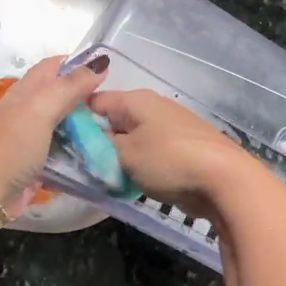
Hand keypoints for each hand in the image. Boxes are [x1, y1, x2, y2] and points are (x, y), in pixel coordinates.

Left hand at [0, 55, 108, 215]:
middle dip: (86, 98)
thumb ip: (69, 87)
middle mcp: (28, 112)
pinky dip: (78, 153)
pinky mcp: (36, 164)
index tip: (106, 72)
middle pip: (61, 97)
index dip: (78, 64)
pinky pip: (61, 153)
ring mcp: (31, 139)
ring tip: (112, 131)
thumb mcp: (40, 110)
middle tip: (114, 108)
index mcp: (25, 92)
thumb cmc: (12, 148)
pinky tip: (97, 156)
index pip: (54, 67)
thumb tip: (100, 63)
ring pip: (64, 126)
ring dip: (85, 127)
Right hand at [89, 89, 261, 220]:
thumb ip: (100, 147)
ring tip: (104, 179)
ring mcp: (170, 128)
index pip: (94, 101)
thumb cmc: (169, 161)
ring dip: (118, 159)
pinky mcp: (182, 151)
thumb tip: (87, 143)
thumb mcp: (124, 155)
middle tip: (80, 167)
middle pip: (113, 121)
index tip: (62, 142)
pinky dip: (138, 168)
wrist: (223, 180)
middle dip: (97, 143)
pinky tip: (131, 185)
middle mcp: (153, 107)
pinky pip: (149, 156)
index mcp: (135, 100)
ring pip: (131, 141)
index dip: (75, 119)